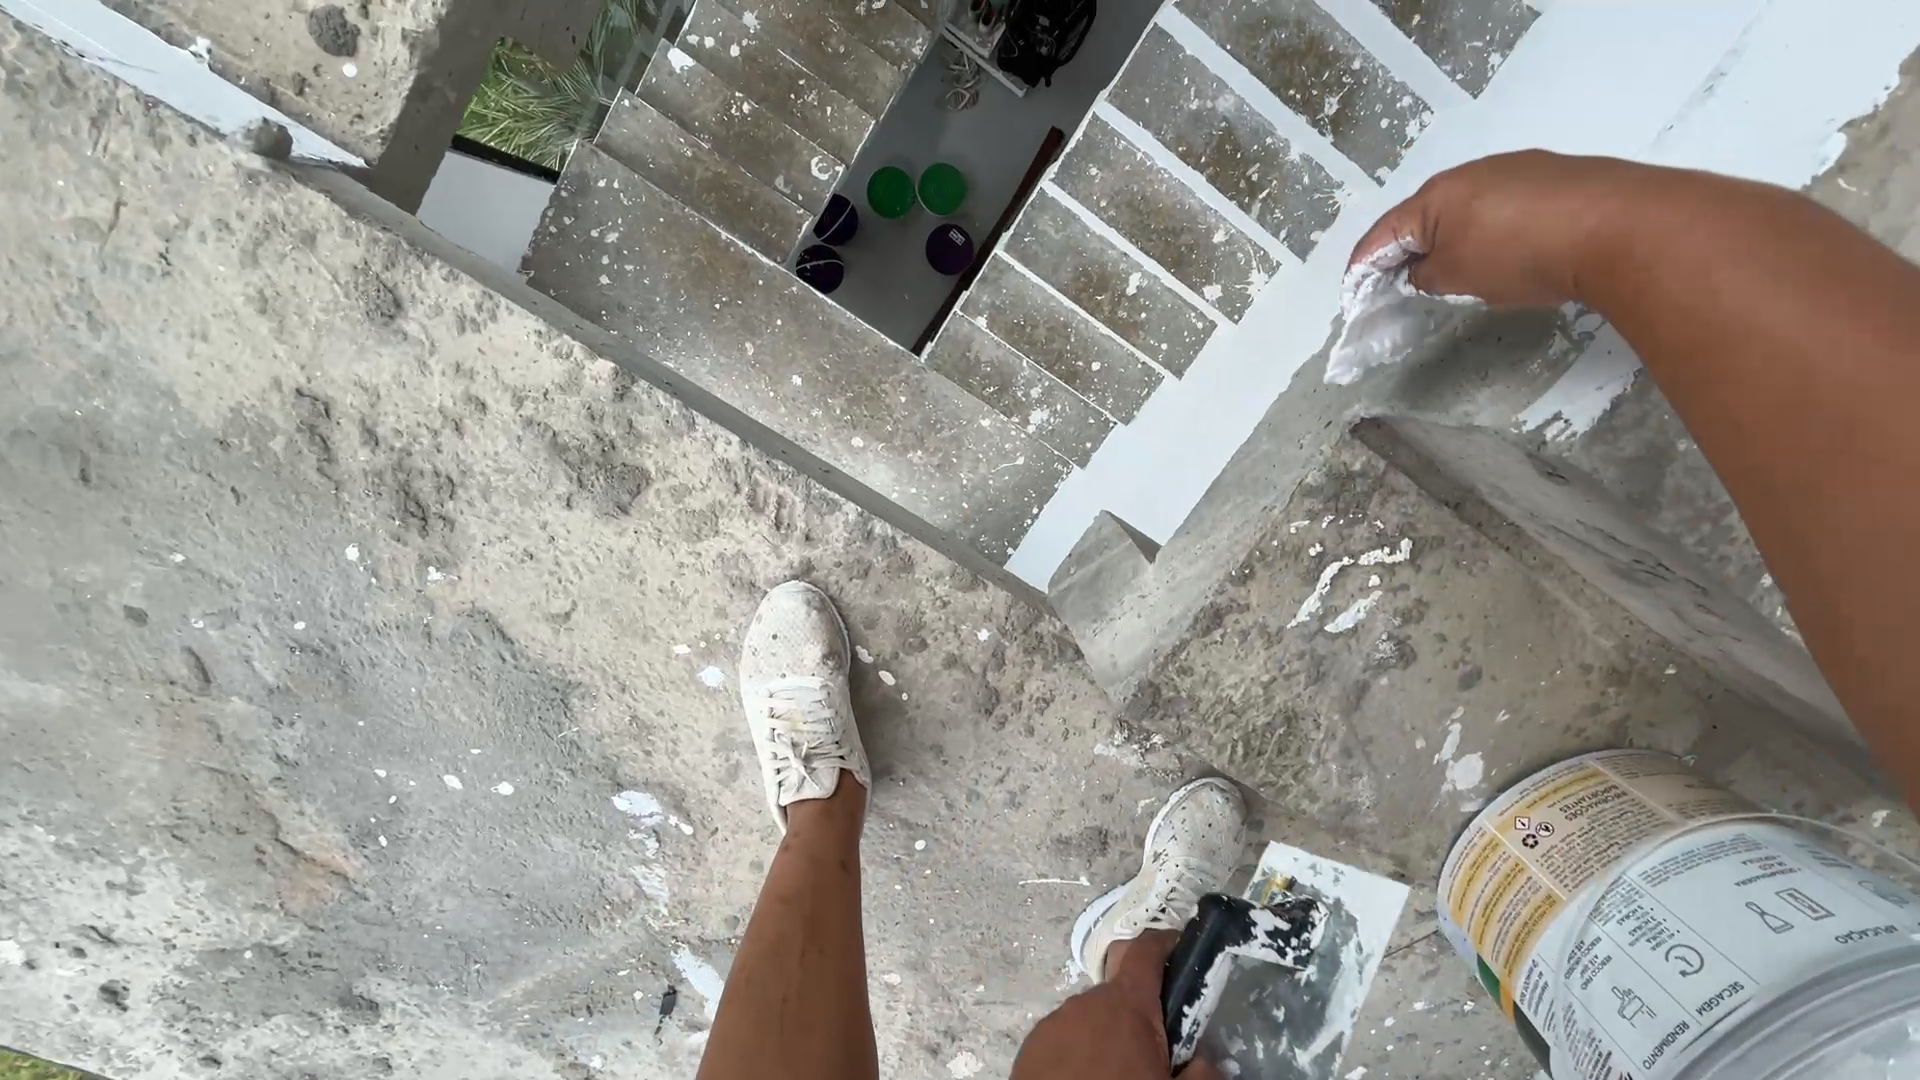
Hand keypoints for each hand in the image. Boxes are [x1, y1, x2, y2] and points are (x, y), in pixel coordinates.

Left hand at [1011, 932, 1224, 1079]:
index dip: (1164, 943)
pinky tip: (1090, 1077)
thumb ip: (1200, 1075)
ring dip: (1110, 1036)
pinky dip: (1083, 1050)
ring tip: (1120, 1072)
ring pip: (1094, 1017)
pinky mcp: (1035, 1042)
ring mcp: (1057, 1019)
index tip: (1180, 946)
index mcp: (1127, 1006)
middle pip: (1121, 994)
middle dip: (1140, 1015)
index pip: (1145, 952)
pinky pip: (1068, 1035)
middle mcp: (1088, 1001)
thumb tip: (1210, 1061)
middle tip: (1157, 1053)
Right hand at [1348, 150, 1655, 306]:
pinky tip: (1499, 254)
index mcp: (1435, 197)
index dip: (1362, 266)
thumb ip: (1425, 276)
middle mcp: (1470, 173)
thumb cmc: (1520, 255)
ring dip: (1447, 240)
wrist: (1622, 228)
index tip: (1353, 293)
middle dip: (1405, 250)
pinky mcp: (1552, 176)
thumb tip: (1422, 271)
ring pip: (1462, 210)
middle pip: (1421, 217)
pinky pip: (1499, 206)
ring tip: (1449, 272)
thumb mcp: (1455, 278)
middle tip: (1398, 284)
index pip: (1381, 234)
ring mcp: (1515, 169)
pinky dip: (1485, 231)